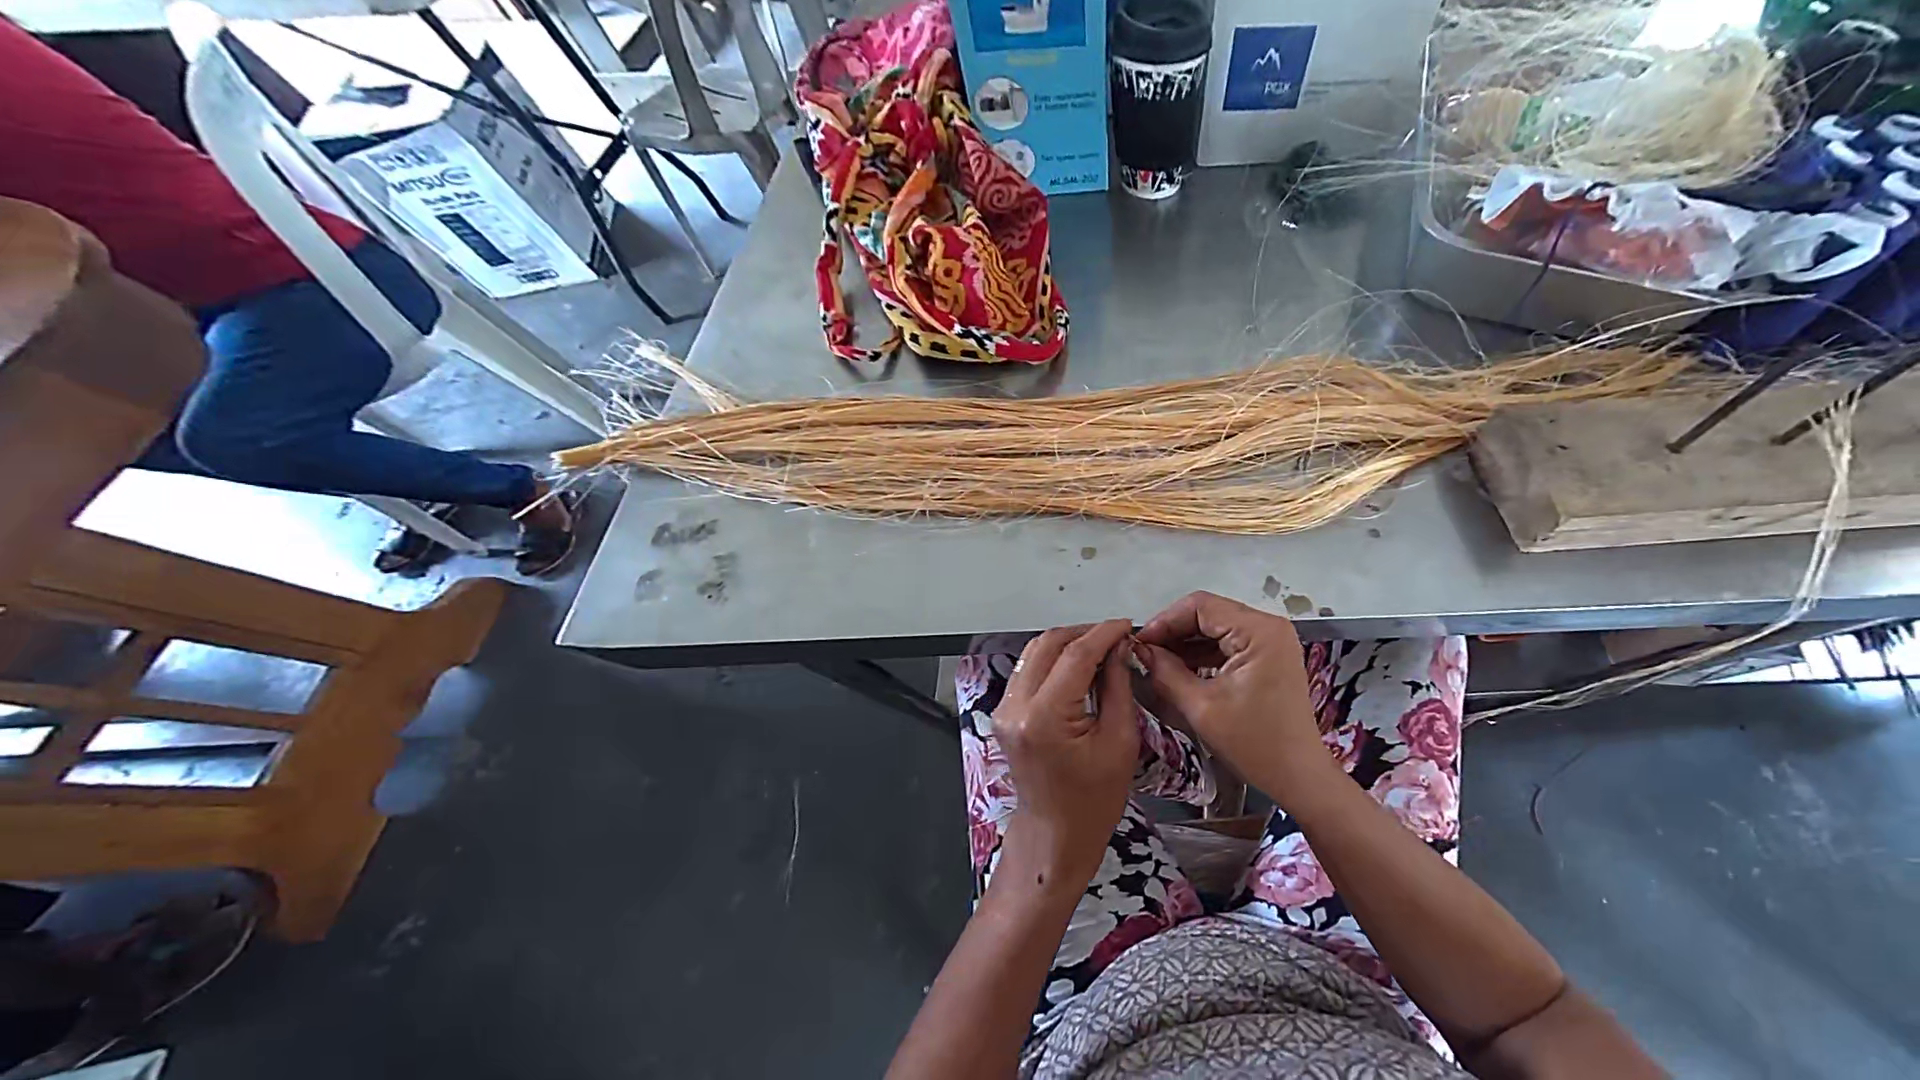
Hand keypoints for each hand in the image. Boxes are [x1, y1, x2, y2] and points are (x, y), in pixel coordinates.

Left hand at [992, 619, 1139, 888]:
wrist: (1056, 832)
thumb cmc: (1094, 800)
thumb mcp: (1120, 741)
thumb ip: (1117, 686)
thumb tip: (1118, 648)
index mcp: (1044, 717)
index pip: (1074, 656)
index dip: (1103, 634)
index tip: (1125, 625)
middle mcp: (1016, 707)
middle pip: (1047, 645)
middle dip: (1083, 634)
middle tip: (1115, 637)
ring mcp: (1004, 708)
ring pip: (1033, 653)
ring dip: (1067, 644)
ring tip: (1100, 649)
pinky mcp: (1004, 711)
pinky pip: (1028, 670)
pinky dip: (1053, 660)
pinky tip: (1078, 666)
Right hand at [1134, 591, 1338, 809]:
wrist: (1298, 777)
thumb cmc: (1253, 743)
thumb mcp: (1200, 706)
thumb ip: (1165, 671)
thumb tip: (1140, 650)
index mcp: (1259, 632)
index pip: (1200, 606)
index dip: (1164, 621)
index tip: (1140, 643)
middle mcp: (1269, 627)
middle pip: (1208, 613)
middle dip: (1173, 631)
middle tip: (1144, 652)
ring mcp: (1271, 641)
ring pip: (1215, 627)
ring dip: (1185, 642)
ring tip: (1156, 661)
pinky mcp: (1268, 656)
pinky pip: (1227, 642)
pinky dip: (1202, 652)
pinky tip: (1179, 668)